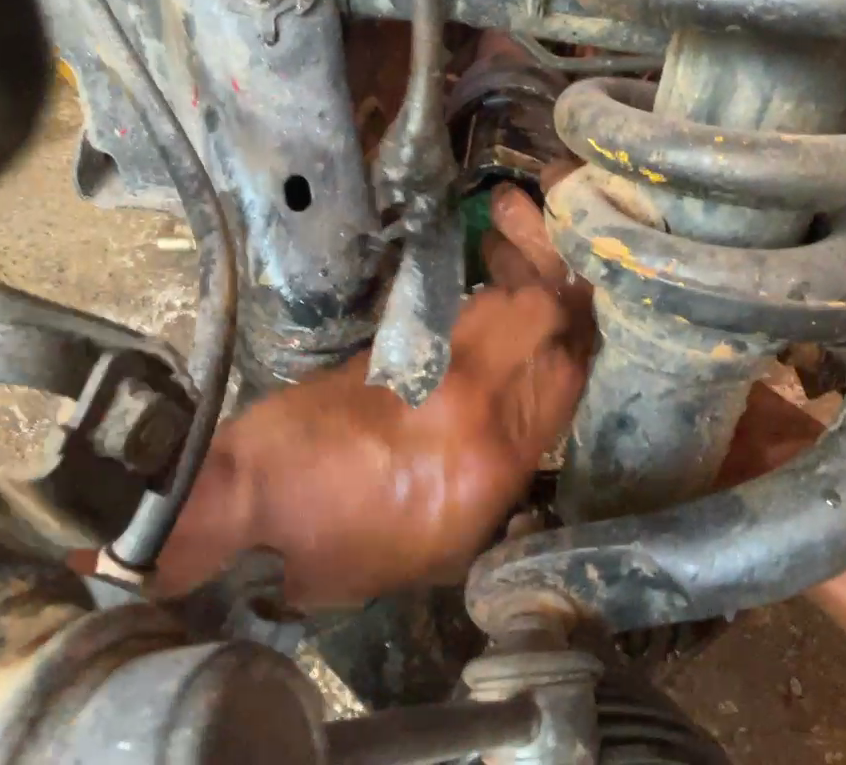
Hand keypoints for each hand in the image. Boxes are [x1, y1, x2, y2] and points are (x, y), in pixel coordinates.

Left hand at [147, 202, 587, 606]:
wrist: (257, 501)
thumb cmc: (346, 546)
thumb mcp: (444, 553)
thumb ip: (500, 491)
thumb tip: (524, 443)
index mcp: (491, 455)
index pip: (565, 372)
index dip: (584, 346)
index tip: (588, 335)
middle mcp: (470, 393)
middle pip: (538, 312)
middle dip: (560, 299)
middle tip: (565, 299)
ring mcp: (427, 358)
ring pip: (495, 299)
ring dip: (518, 292)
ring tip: (528, 294)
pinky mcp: (390, 341)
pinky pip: (455, 312)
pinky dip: (478, 305)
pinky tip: (481, 314)